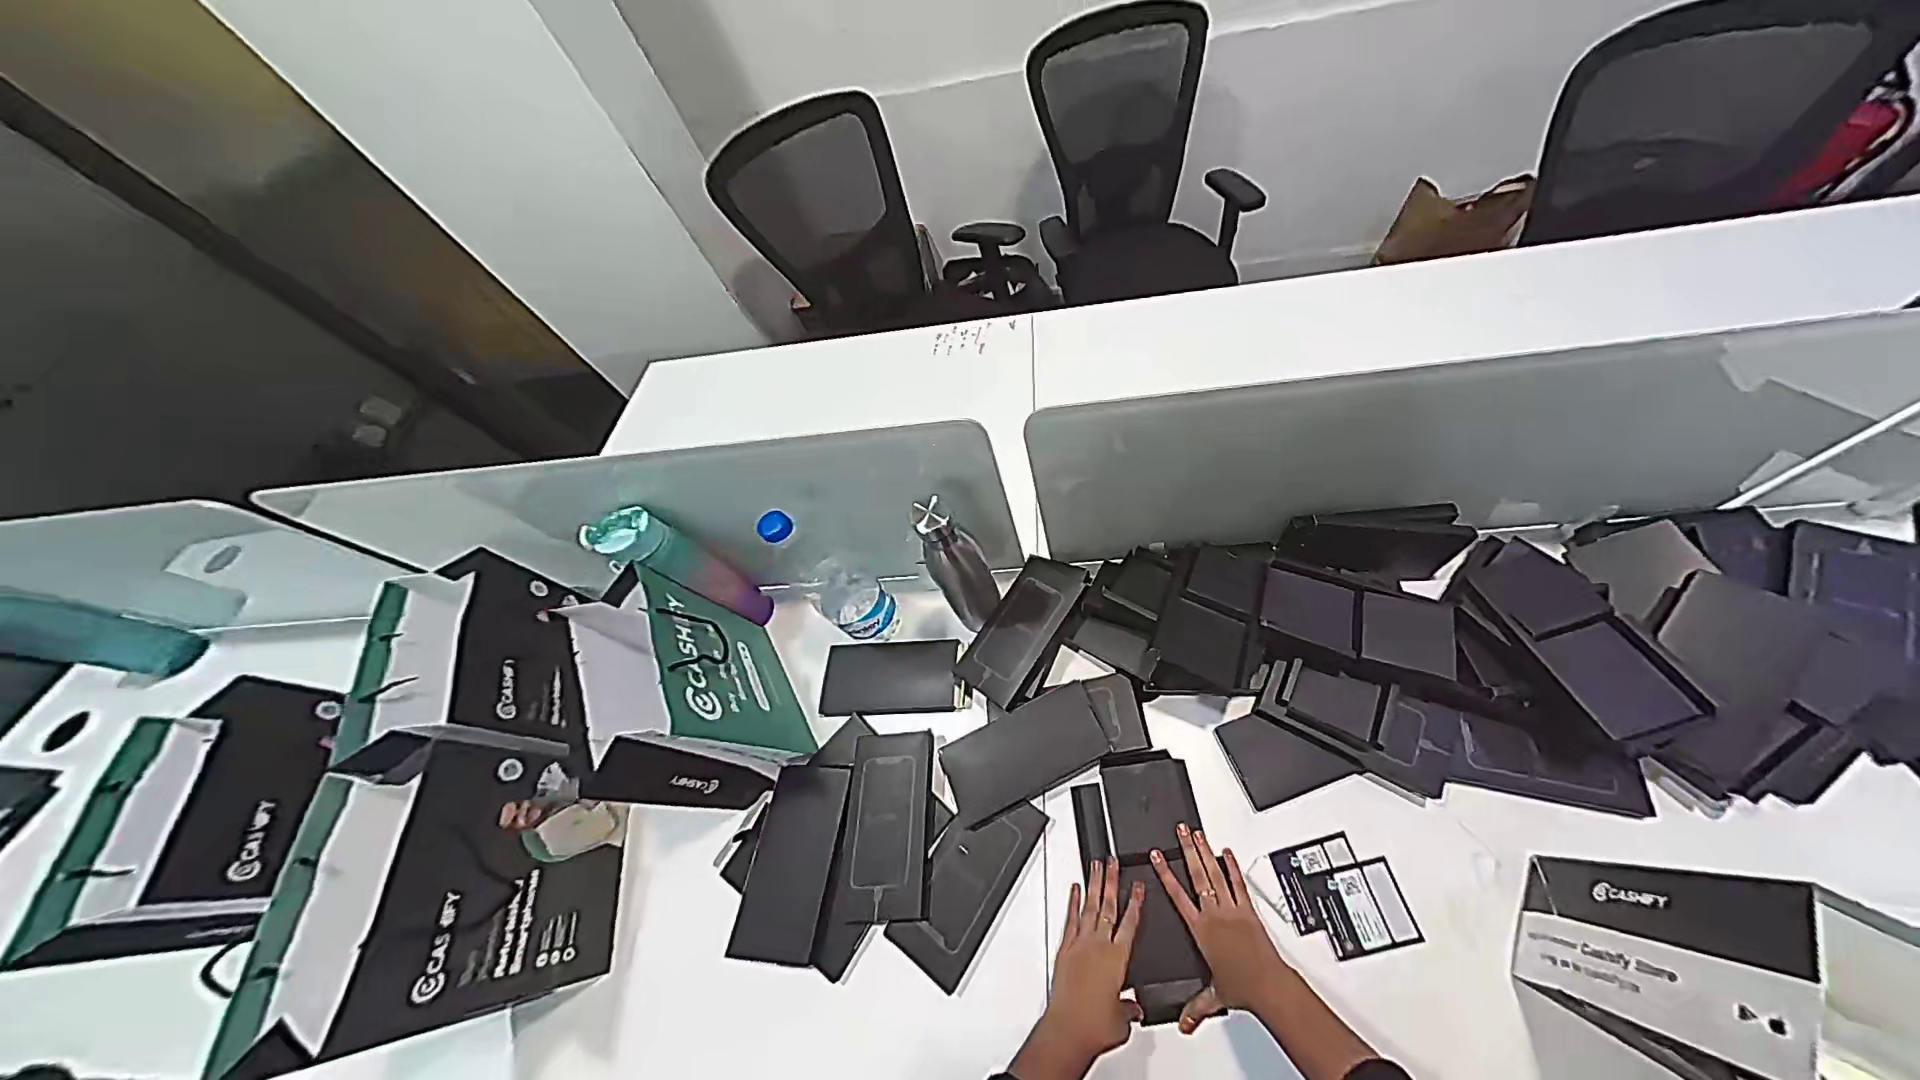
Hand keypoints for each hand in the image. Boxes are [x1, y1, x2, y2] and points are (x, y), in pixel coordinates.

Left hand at [1008, 858, 1144, 1079]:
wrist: (1069, 1031)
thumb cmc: (1097, 1027)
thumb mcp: (1123, 1018)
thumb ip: (1130, 1006)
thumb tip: (1134, 1007)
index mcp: (1118, 958)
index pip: (1130, 922)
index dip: (1136, 902)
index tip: (1138, 884)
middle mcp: (1098, 946)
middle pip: (1108, 906)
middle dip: (1112, 881)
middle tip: (1113, 862)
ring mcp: (1079, 944)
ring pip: (1089, 907)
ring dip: (1093, 885)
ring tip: (1096, 866)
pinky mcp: (1064, 950)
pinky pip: (1070, 920)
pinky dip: (1073, 903)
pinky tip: (1075, 889)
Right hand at [1151, 823, 1291, 1032]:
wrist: (1268, 987)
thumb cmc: (1241, 988)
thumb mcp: (1213, 995)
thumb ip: (1195, 1006)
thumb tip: (1184, 1022)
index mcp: (1200, 929)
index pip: (1177, 895)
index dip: (1165, 873)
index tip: (1157, 856)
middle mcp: (1214, 915)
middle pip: (1196, 875)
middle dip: (1186, 850)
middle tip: (1180, 831)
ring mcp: (1232, 910)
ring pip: (1215, 874)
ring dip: (1205, 851)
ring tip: (1197, 833)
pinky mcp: (1248, 911)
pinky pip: (1238, 884)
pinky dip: (1232, 867)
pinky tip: (1226, 852)